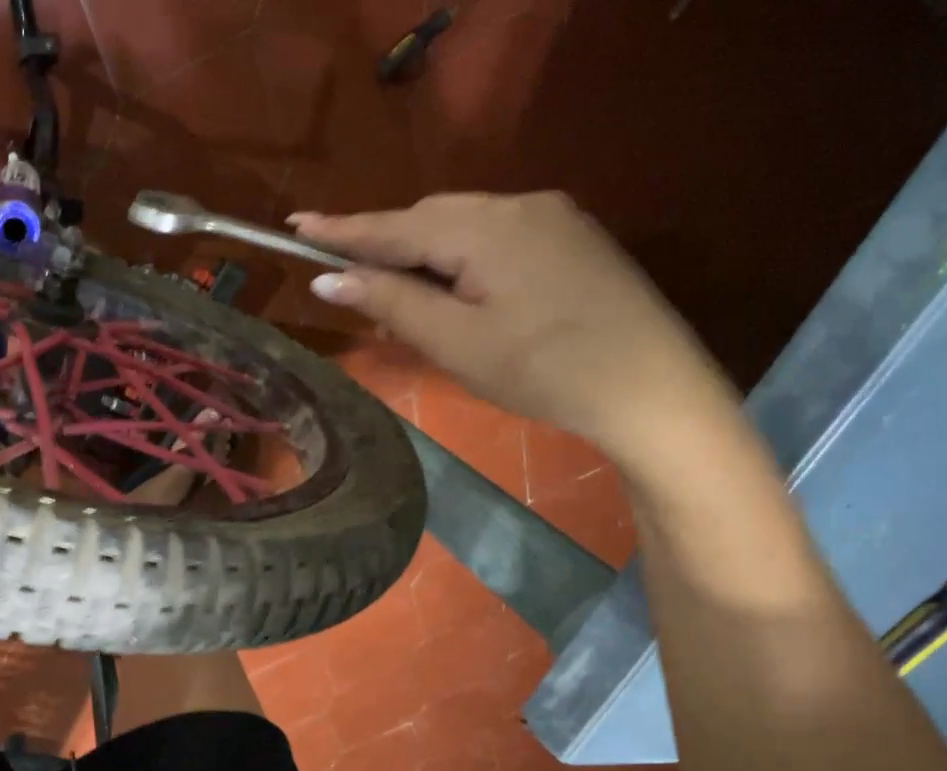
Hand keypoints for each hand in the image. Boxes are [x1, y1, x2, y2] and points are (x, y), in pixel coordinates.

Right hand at [292, 192, 735, 457]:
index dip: (341, 229)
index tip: (294, 224)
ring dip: (423, 256)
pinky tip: (458, 296)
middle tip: (350, 288)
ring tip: (402, 304)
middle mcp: (519, 204)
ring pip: (464, 225)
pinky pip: (496, 235)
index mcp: (485, 227)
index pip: (395, 225)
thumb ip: (390, 301)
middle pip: (430, 218)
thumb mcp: (454, 342)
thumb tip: (328, 278)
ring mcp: (553, 217)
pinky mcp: (573, 238)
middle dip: (385, 247)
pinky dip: (461, 259)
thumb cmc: (542, 370)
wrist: (652, 389)